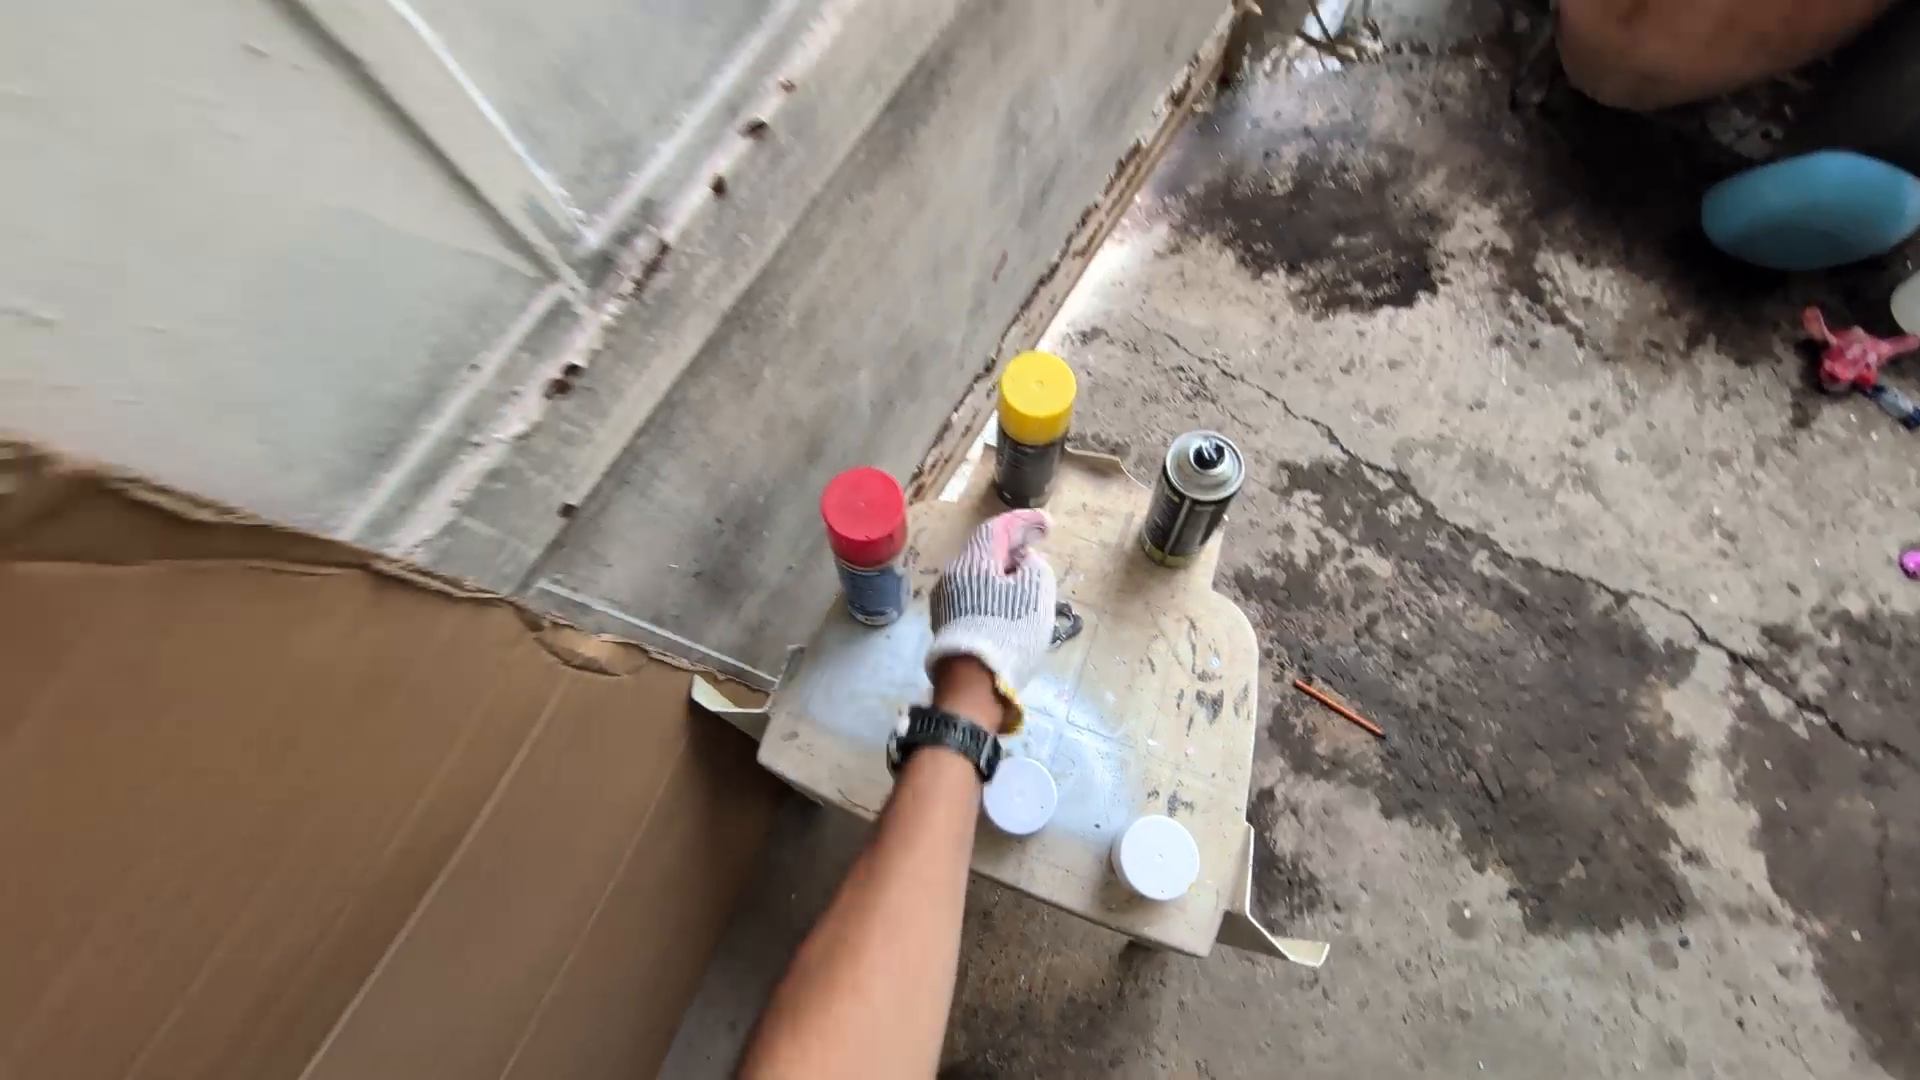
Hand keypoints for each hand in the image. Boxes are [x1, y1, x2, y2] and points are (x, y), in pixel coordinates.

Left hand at [925, 510, 1056, 733]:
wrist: (974, 681)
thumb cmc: (1008, 631)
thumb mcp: (1036, 592)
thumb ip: (1034, 567)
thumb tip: (1023, 562)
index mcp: (973, 560)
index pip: (997, 528)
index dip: (1024, 522)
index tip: (1048, 525)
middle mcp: (953, 574)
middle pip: (984, 551)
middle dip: (1011, 548)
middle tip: (1036, 550)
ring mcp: (946, 600)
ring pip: (978, 575)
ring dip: (1001, 572)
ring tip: (1025, 579)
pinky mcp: (946, 623)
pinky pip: (972, 595)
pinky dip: (991, 591)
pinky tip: (1007, 603)